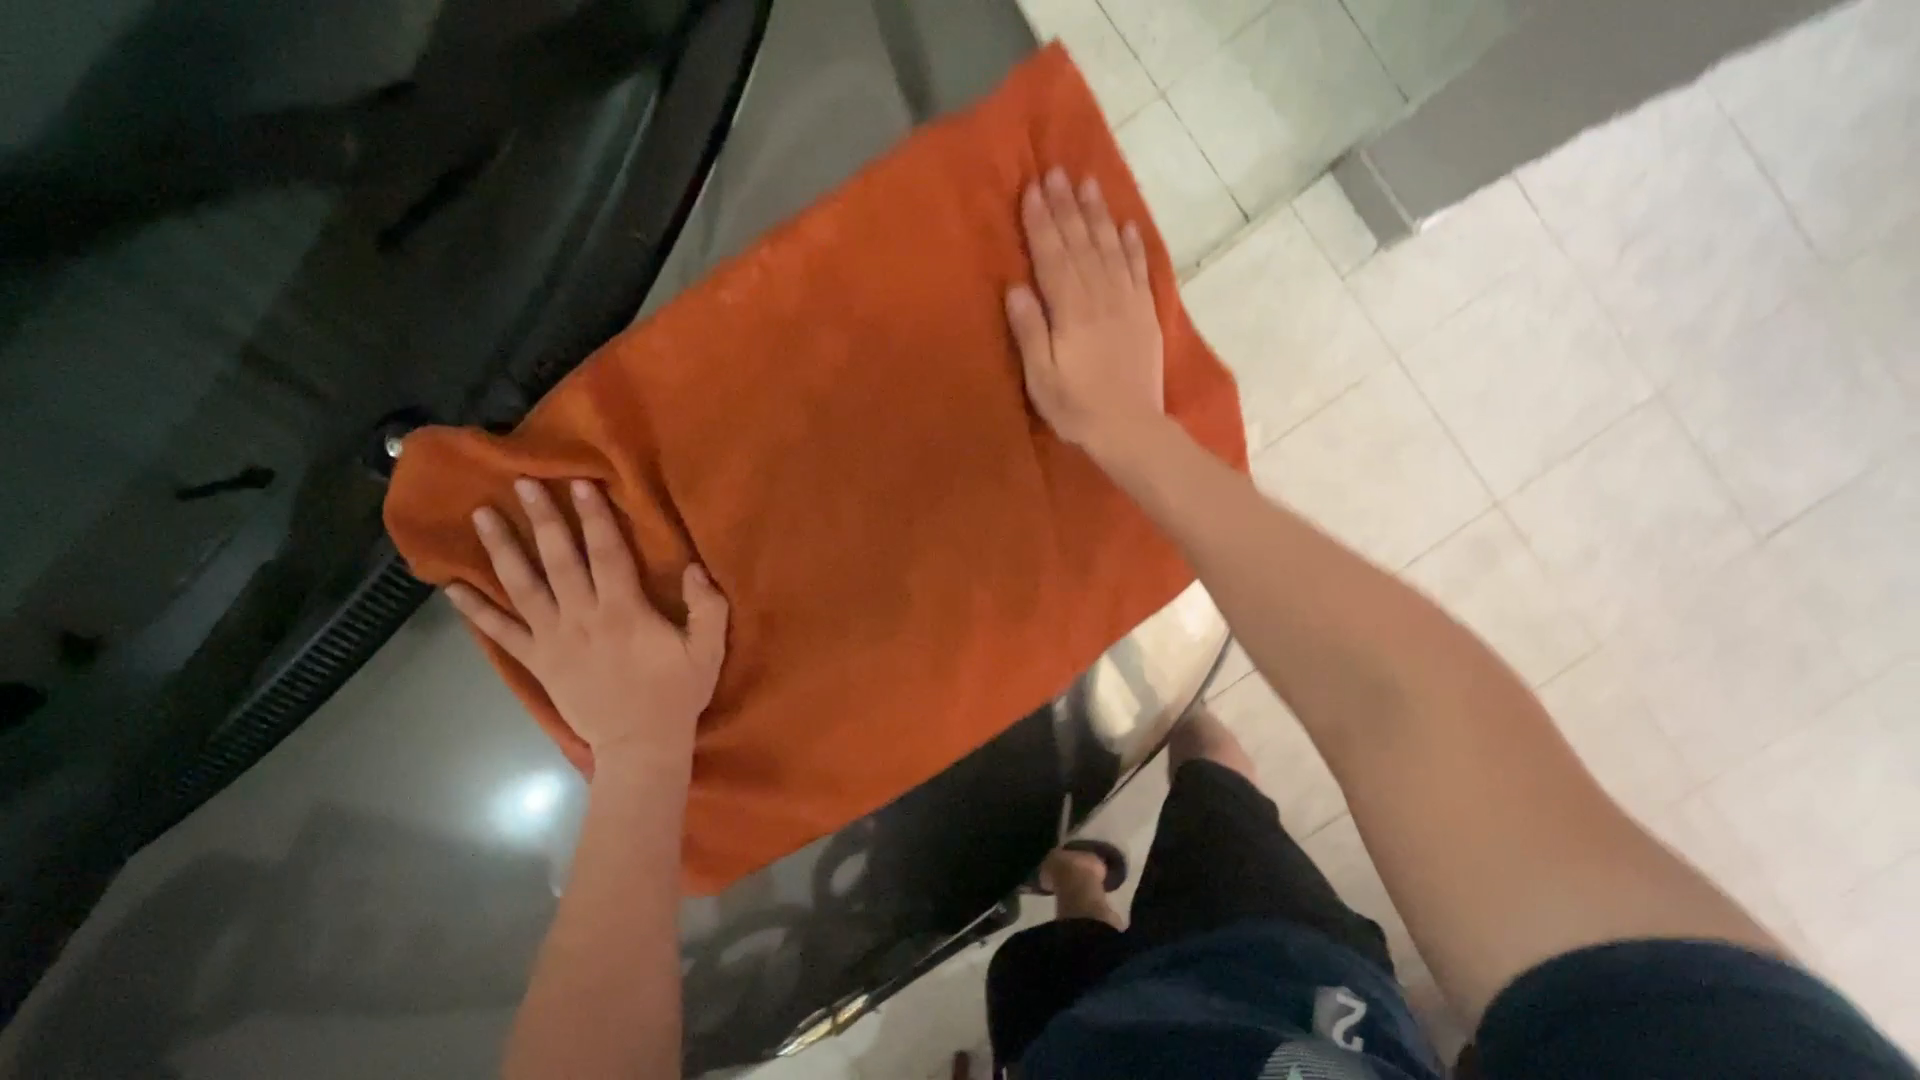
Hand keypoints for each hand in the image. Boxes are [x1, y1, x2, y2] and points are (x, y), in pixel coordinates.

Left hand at [447, 477, 728, 774]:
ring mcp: (553, 640)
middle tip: (522, 482)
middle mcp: (582, 617)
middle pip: (558, 559)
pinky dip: (475, 611)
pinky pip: (500, 633)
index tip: (580, 482)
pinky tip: (452, 587)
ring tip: (482, 515)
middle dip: (541, 518)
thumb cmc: (676, 695)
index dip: (594, 516)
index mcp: (624, 610)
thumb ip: (707, 607)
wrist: (640, 745)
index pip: (606, 552)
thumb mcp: (707, 651)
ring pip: (522, 587)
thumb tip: (695, 567)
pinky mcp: (537, 662)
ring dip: (502, 549)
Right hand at [1006, 168, 1166, 457]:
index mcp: (1070, 311)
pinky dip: (1133, 245)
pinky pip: (1140, 270)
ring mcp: (1127, 303)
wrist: (1131, 429)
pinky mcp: (1145, 314)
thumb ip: (1030, 330)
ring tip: (1089, 183)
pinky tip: (1127, 225)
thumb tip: (1016, 287)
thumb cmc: (1077, 408)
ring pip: (1111, 248)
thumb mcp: (1041, 377)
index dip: (1041, 222)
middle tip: (1056, 171)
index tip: (1032, 188)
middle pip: (1081, 243)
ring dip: (1098, 215)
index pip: (1052, 256)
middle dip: (1067, 206)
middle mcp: (1100, 297)